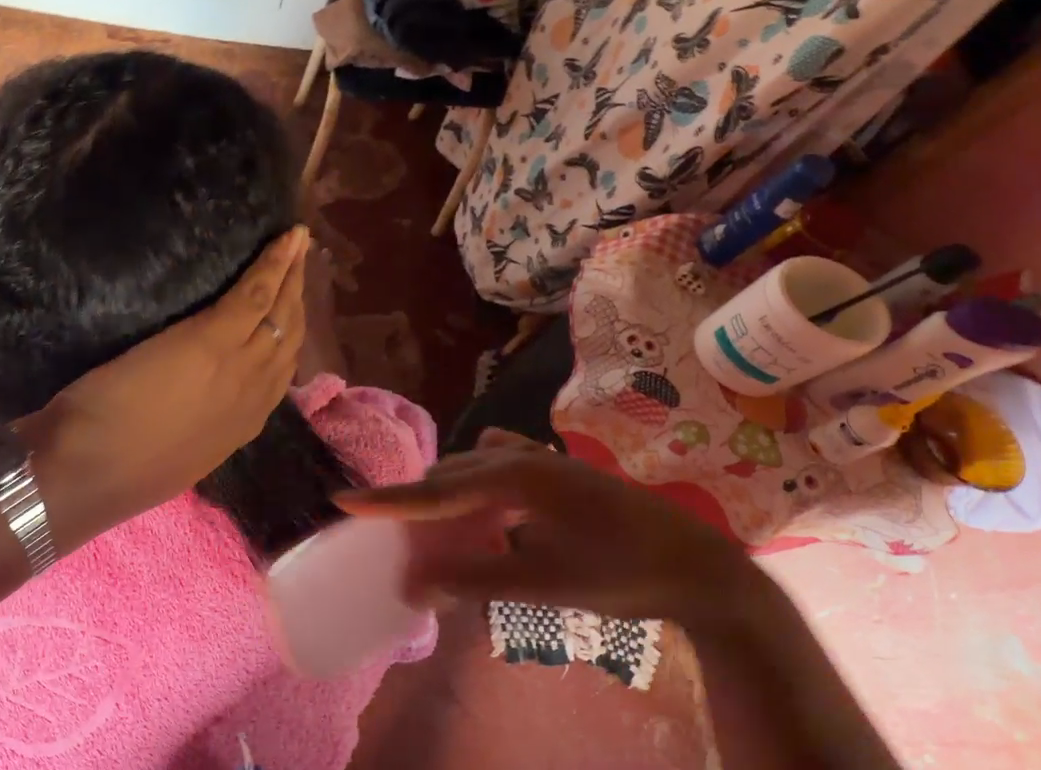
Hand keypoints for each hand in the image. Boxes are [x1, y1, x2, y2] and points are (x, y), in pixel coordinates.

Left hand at [24, 227, 310, 546]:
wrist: (88, 468)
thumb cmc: (112, 462)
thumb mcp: (170, 449)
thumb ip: (191, 419)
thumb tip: (193, 395)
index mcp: (241, 424)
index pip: (280, 370)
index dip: (288, 335)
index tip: (293, 308)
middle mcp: (253, 395)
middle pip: (289, 336)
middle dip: (298, 296)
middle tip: (301, 261)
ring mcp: (238, 366)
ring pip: (281, 312)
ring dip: (291, 275)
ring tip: (296, 245)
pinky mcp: (212, 338)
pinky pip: (256, 294)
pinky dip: (275, 263)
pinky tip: (285, 239)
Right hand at [335, 430, 758, 625]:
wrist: (699, 565)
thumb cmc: (618, 573)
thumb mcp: (540, 582)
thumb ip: (471, 579)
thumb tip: (411, 584)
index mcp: (510, 476)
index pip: (431, 492)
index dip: (385, 500)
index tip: (341, 501)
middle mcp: (519, 456)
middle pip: (448, 475)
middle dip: (415, 500)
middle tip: (390, 533)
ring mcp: (541, 458)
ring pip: (472, 468)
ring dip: (445, 492)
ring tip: (432, 525)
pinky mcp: (557, 469)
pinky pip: (498, 463)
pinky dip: (476, 483)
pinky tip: (485, 509)